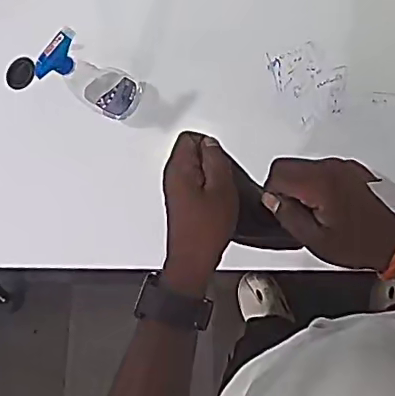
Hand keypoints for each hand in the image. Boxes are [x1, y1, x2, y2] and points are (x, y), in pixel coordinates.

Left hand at [161, 132, 237, 295]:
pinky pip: (194, 181)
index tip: (220, 161)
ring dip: (209, 174)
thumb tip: (211, 144)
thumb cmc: (205, 229)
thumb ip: (216, 160)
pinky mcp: (180, 199)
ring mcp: (175, 188)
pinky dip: (206, 186)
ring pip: (194, 166)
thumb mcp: (221, 188)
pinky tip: (215, 201)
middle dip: (209, 159)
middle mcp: (172, 175)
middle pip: (191, 150)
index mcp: (179, 168)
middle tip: (222, 177)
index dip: (209, 144)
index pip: (190, 137)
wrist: (193, 259)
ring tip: (220, 192)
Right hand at [261, 157, 394, 271]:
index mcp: (320, 182)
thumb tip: (271, 200)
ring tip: (318, 213)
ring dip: (302, 186)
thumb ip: (288, 216)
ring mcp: (343, 166)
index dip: (272, 192)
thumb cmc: (363, 243)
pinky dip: (318, 184)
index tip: (281, 209)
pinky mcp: (351, 169)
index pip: (278, 172)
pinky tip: (330, 207)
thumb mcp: (316, 239)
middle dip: (285, 187)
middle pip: (289, 165)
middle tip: (297, 213)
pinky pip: (322, 170)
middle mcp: (331, 167)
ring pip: (305, 166)